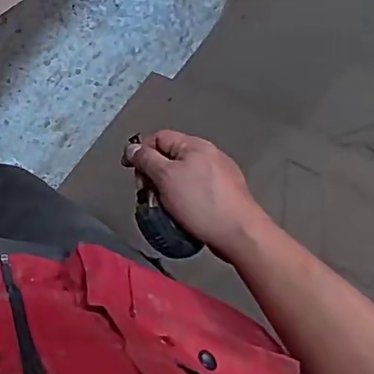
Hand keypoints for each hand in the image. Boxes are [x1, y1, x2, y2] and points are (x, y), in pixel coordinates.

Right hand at [123, 130, 272, 261]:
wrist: (241, 236)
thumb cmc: (202, 204)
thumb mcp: (165, 177)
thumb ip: (145, 159)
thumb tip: (132, 148)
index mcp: (195, 145)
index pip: (157, 138)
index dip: (141, 152)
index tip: (133, 172)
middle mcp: (209, 155)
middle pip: (168, 156)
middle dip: (153, 173)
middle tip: (149, 193)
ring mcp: (220, 175)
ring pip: (181, 175)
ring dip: (167, 188)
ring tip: (165, 206)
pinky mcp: (225, 194)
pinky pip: (195, 189)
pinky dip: (183, 197)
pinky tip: (184, 212)